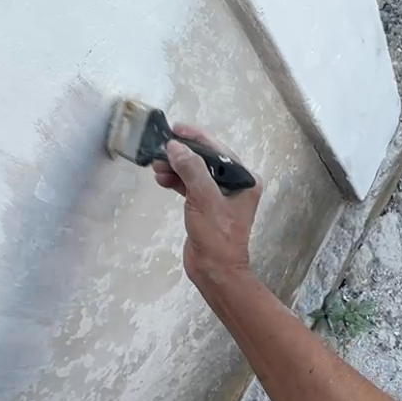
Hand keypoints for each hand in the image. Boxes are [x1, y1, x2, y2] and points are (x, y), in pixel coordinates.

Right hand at [151, 125, 260, 289]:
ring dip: (176, 168)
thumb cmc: (217, 236)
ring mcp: (220, 196)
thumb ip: (191, 170)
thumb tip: (175, 147)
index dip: (196, 138)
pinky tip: (162, 179)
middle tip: (159, 151)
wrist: (215, 271)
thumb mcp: (204, 199)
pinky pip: (190, 187)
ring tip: (156, 167)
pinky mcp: (206, 207)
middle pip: (205, 160)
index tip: (175, 129)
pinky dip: (176, 181)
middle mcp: (236, 184)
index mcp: (245, 179)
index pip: (218, 150)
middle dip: (181, 154)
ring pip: (195, 173)